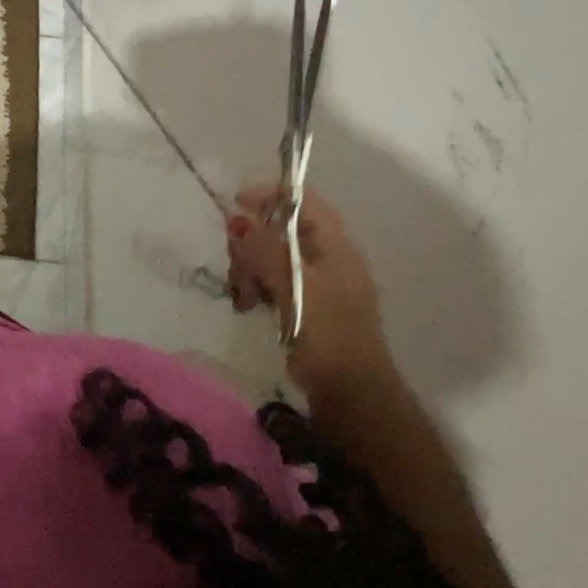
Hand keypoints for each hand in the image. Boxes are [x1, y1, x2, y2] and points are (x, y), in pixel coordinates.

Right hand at [224, 185, 395, 396]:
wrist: (350, 392)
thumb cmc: (328, 335)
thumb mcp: (295, 288)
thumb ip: (268, 252)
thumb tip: (241, 224)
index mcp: (337, 249)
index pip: (307, 203)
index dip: (273, 195)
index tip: (237, 202)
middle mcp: (328, 260)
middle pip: (282, 229)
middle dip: (253, 241)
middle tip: (236, 262)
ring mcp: (317, 283)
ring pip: (272, 256)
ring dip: (250, 268)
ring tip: (242, 295)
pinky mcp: (304, 305)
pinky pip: (273, 281)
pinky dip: (256, 286)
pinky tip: (247, 305)